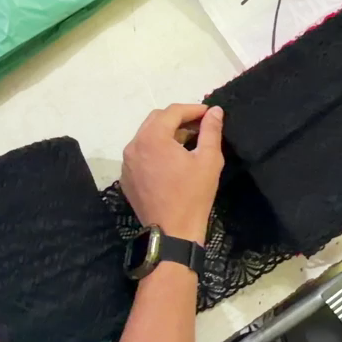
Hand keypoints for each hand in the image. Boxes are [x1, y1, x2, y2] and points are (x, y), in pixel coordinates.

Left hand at [121, 103, 223, 242]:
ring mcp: (127, 163)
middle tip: (198, 126)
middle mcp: (134, 145)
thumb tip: (215, 111)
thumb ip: (211, 131)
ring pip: (146, 136)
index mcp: (153, 138)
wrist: (172, 232)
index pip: (172, 111)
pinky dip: (155, 150)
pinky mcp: (127, 177)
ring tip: (186, 142)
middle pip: (156, 120)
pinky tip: (171, 161)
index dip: (193, 109)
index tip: (208, 114)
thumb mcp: (208, 160)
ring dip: (166, 134)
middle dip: (178, 119)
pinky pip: (140, 154)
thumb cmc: (193, 195)